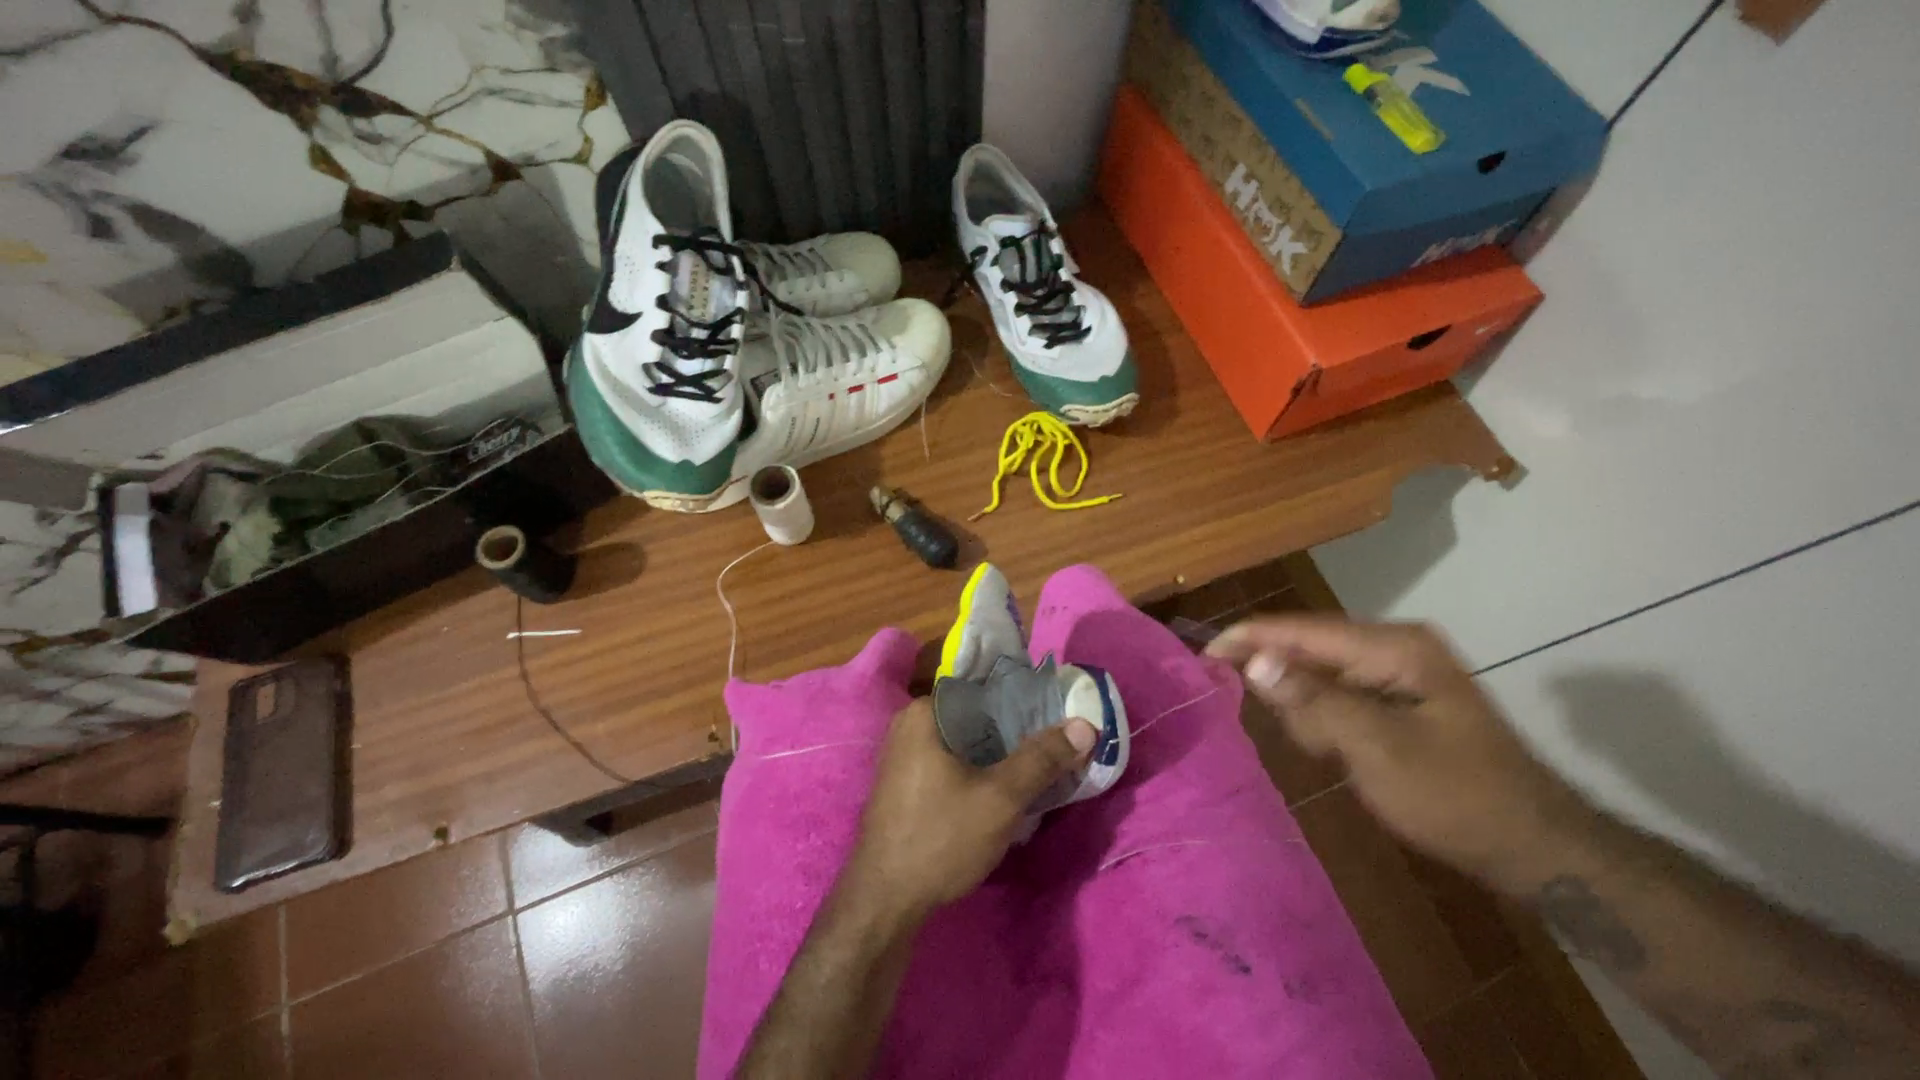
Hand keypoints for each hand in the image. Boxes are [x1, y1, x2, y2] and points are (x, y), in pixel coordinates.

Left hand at [846, 698, 1096, 916]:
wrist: (885, 903)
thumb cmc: (940, 839)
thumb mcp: (1000, 798)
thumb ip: (1042, 759)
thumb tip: (1085, 725)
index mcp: (924, 714)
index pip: (983, 686)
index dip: (1025, 695)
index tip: (1059, 707)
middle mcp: (910, 727)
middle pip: (977, 715)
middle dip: (1017, 728)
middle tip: (1061, 738)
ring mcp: (906, 758)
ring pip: (968, 744)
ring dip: (1002, 754)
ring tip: (1045, 763)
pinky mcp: (909, 787)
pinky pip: (954, 765)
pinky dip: (982, 771)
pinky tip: (1011, 789)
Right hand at [1208, 615, 1593, 885]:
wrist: (1533, 844)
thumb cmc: (1455, 796)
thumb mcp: (1377, 750)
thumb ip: (1314, 701)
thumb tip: (1255, 660)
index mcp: (1396, 647)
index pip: (1304, 630)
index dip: (1251, 638)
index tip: (1203, 654)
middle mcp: (1397, 647)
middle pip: (1310, 650)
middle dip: (1290, 691)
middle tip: (1305, 741)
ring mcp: (1400, 673)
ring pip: (1321, 677)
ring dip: (1312, 714)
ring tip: (1333, 757)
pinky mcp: (1399, 700)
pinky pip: (1341, 698)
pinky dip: (1329, 723)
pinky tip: (1342, 755)